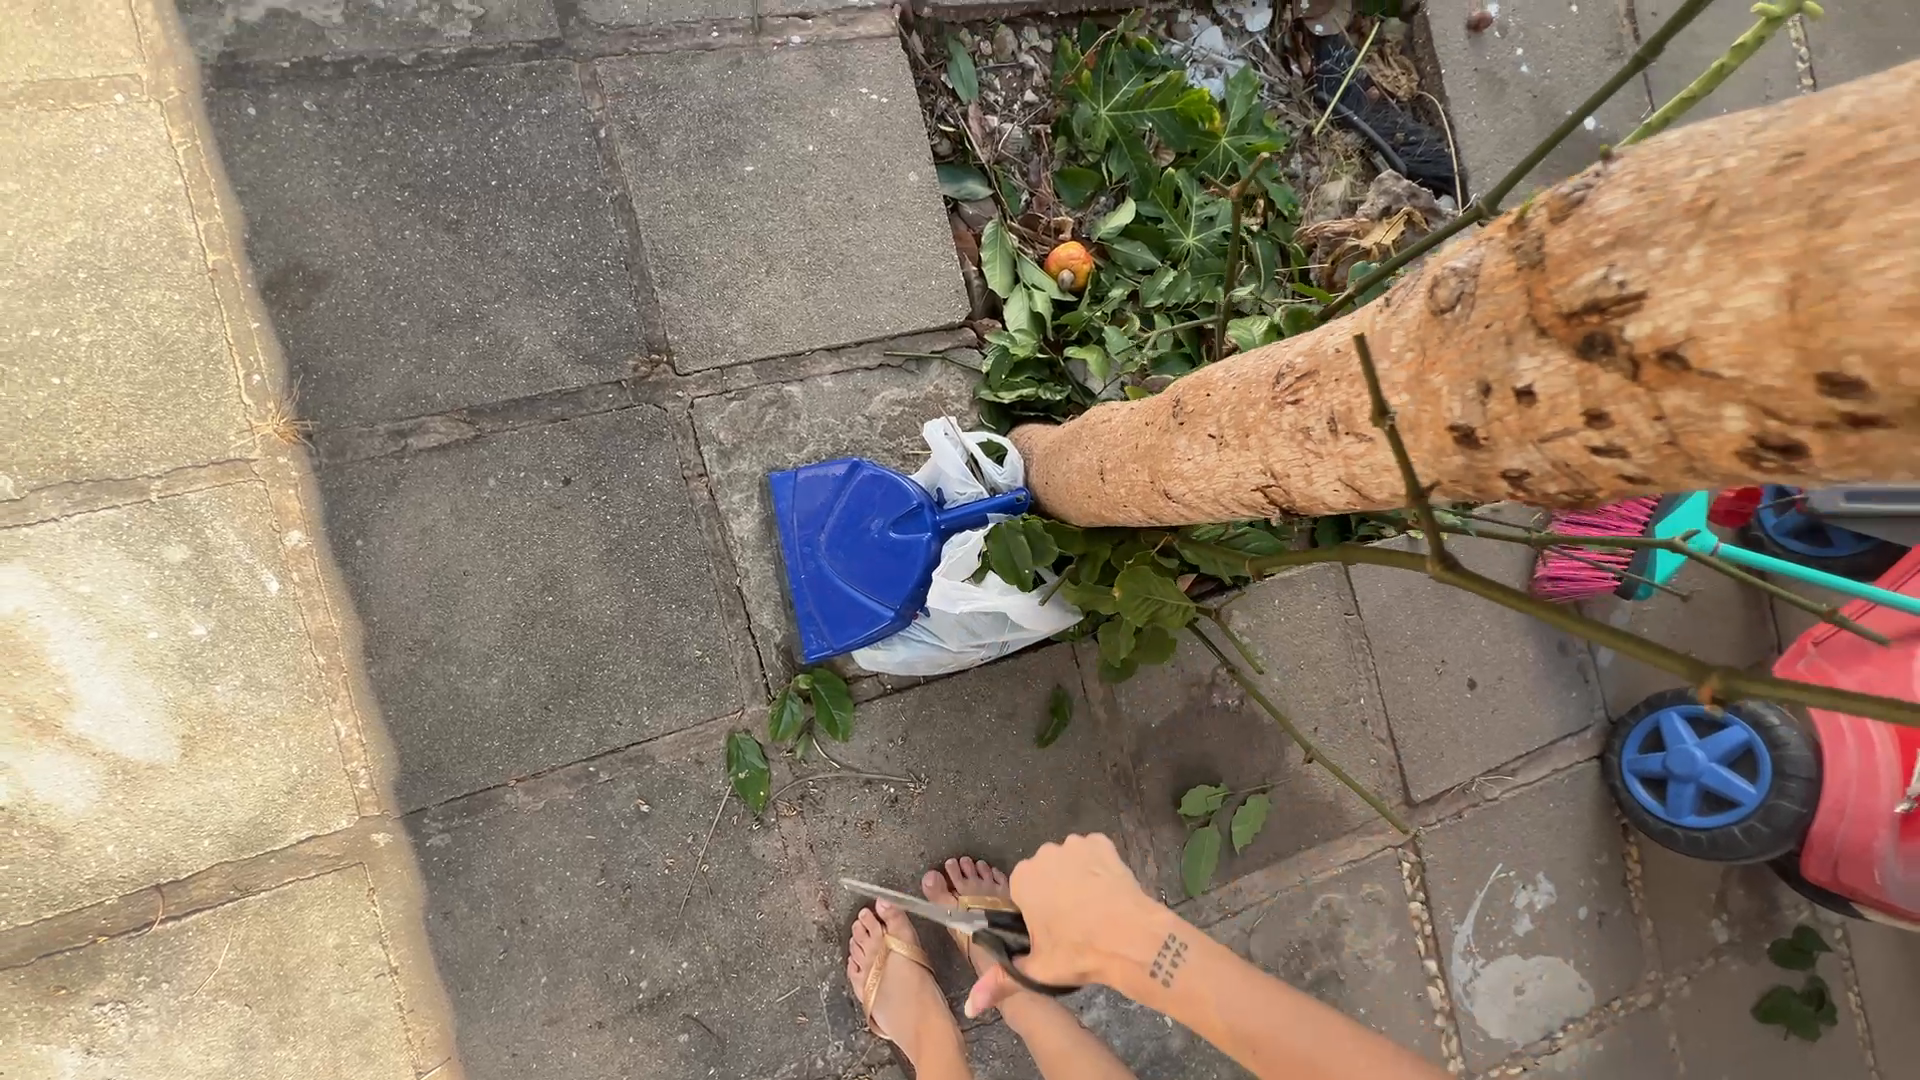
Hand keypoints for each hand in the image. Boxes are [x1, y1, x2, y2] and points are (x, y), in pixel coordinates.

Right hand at [964, 833, 1163, 1016]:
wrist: (1129, 938)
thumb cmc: (1078, 952)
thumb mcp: (1038, 970)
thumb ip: (1000, 982)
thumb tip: (970, 1005)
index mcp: (1022, 879)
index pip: (1023, 893)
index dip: (1036, 913)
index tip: (1051, 931)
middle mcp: (1044, 853)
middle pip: (1045, 873)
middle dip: (1054, 891)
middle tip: (1073, 923)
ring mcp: (1074, 844)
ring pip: (1070, 862)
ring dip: (1076, 877)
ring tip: (1093, 908)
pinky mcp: (1101, 842)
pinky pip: (1093, 853)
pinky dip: (1098, 867)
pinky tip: (1107, 890)